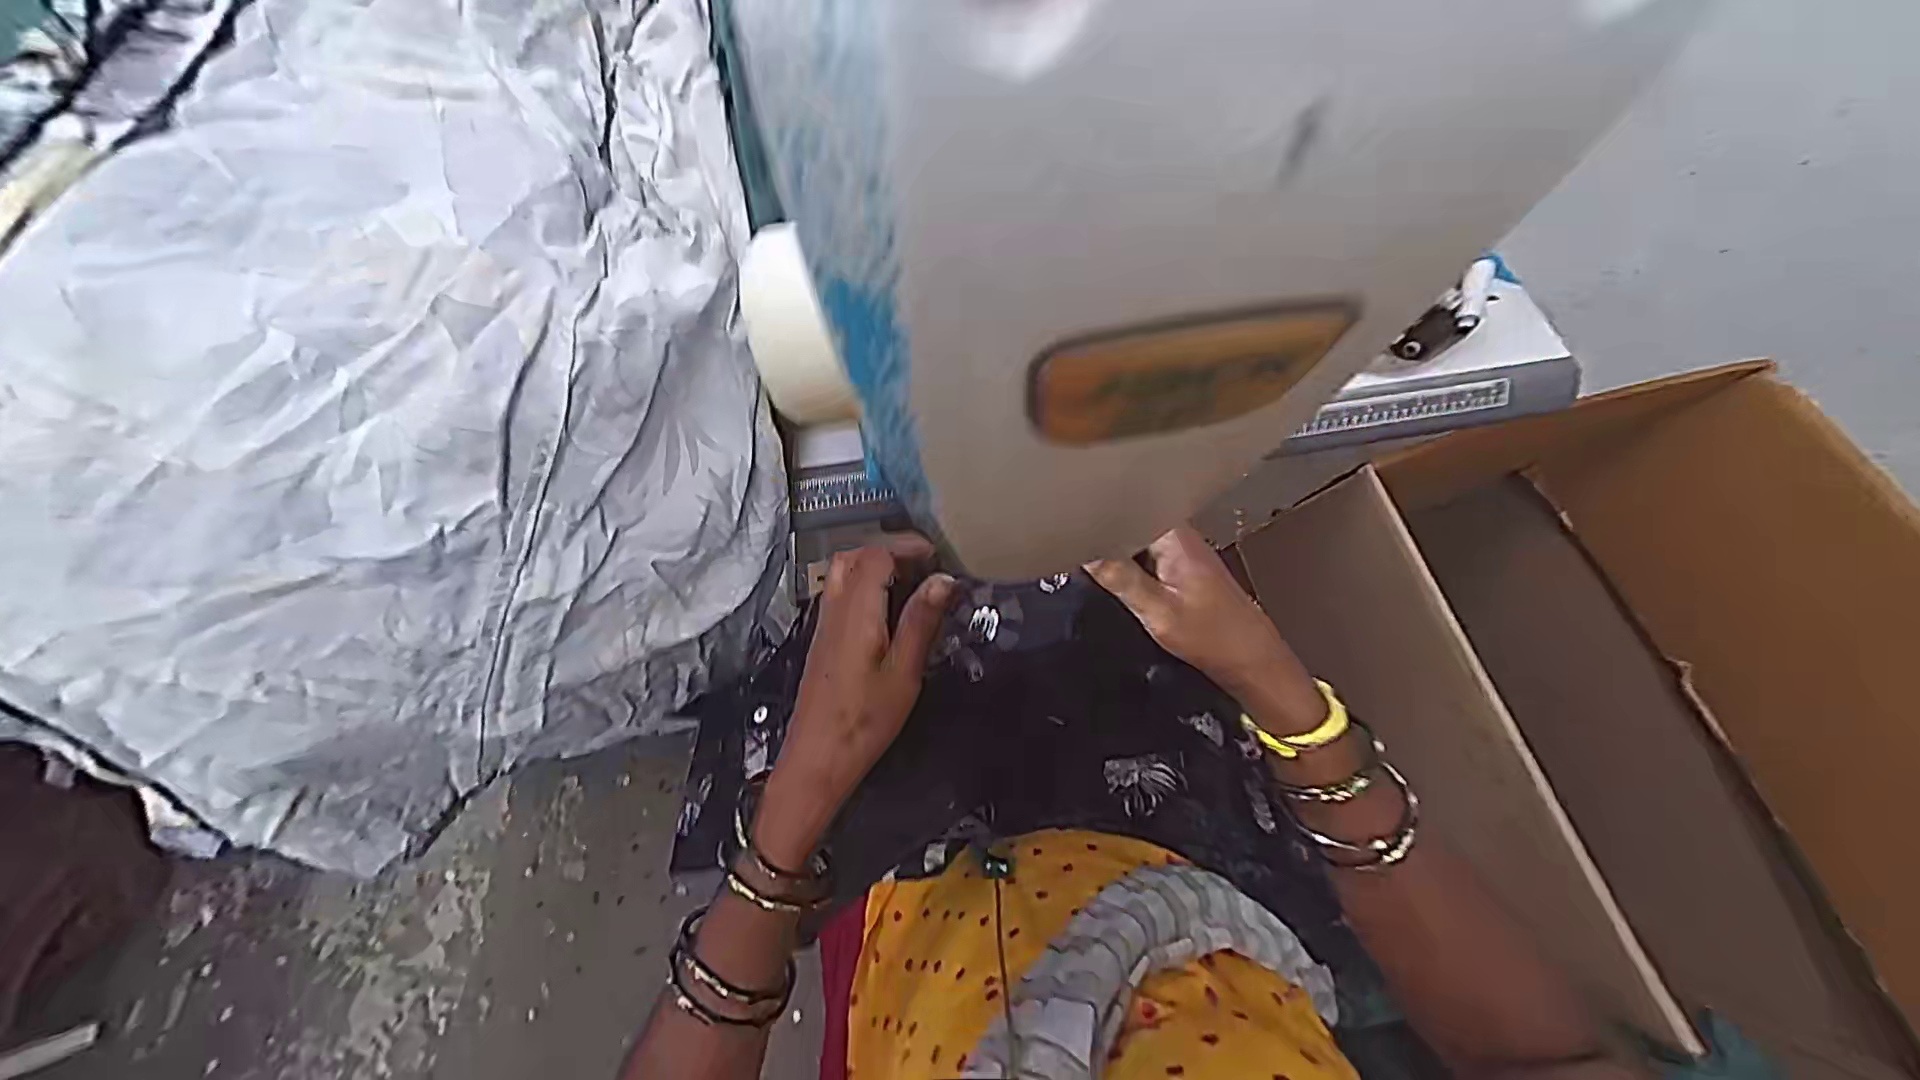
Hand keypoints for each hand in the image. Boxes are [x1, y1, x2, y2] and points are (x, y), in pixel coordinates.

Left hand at [755, 536, 955, 868]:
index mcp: (857, 611)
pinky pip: (841, 594)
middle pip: (855, 555)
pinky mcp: (823, 640)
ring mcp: (825, 624)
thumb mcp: (905, 672)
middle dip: (891, 551)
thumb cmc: (865, 720)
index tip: (939, 559)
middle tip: (925, 567)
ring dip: (876, 566)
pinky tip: (888, 611)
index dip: (908, 548)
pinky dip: (865, 586)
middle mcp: (835, 609)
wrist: (816, 759)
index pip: (877, 555)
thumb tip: (944, 580)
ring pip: (844, 573)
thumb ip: (921, 621)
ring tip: (911, 584)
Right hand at [1084, 526, 1325, 734]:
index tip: (1072, 520)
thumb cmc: (1213, 637)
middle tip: (1073, 540)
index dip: (1098, 511)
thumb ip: (1120, 579)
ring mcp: (1181, 549)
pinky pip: (1144, 552)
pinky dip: (1127, 562)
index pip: (1127, 507)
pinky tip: (1115, 574)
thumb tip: (1085, 551)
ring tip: (1087, 554)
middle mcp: (1180, 535)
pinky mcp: (1180, 564)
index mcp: (1175, 536)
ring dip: (1114, 547)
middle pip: (1129, 519)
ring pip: (1134, 536)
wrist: (1250, 658)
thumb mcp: (1158, 611)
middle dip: (1103, 530)